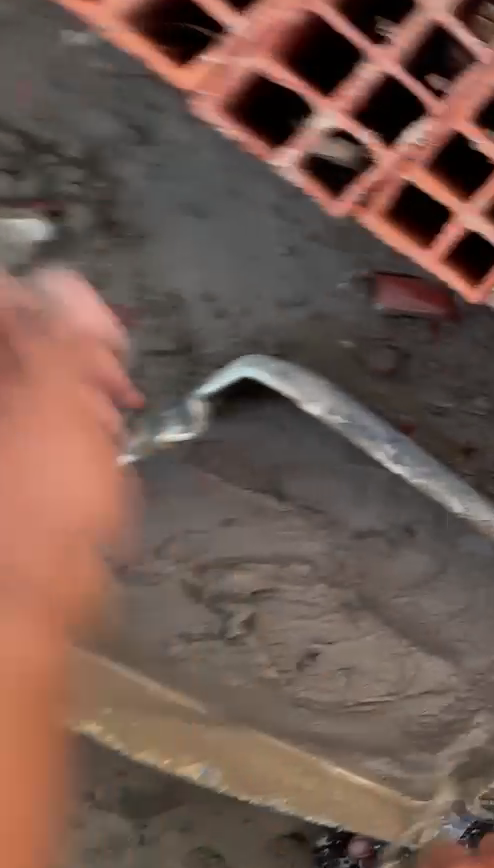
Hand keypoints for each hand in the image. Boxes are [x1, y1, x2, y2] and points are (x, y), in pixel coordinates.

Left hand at [0, 269, 138, 632]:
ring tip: (106, 414)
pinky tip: (87, 438)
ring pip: (25, 379)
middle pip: (16, 343)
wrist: (28, 580)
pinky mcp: (13, 459)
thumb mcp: (64, 411)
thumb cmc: (37, 508)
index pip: (10, 303)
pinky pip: (31, 414)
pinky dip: (61, 416)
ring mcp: (7, 430)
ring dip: (71, 387)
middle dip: (70, 354)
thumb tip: (69, 287)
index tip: (97, 331)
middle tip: (109, 381)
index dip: (56, 307)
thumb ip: (65, 343)